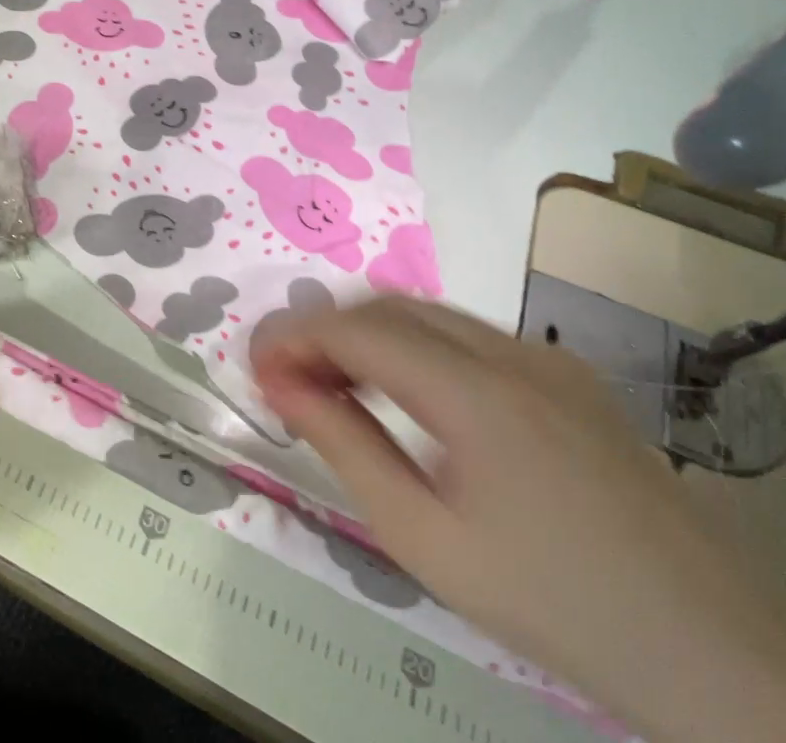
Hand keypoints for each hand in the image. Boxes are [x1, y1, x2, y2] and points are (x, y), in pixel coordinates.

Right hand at [253, 297, 785, 742]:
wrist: (706, 650)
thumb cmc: (542, 597)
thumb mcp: (415, 530)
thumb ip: (341, 442)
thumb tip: (278, 381)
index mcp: (478, 394)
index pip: (356, 328)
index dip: (290, 337)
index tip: (251, 371)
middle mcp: (519, 359)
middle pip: (390, 307)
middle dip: (321, 330)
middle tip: (280, 380)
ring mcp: (555, 367)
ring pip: (431, 316)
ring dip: (364, 336)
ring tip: (327, 389)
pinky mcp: (575, 386)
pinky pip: (471, 339)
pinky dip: (412, 348)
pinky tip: (398, 398)